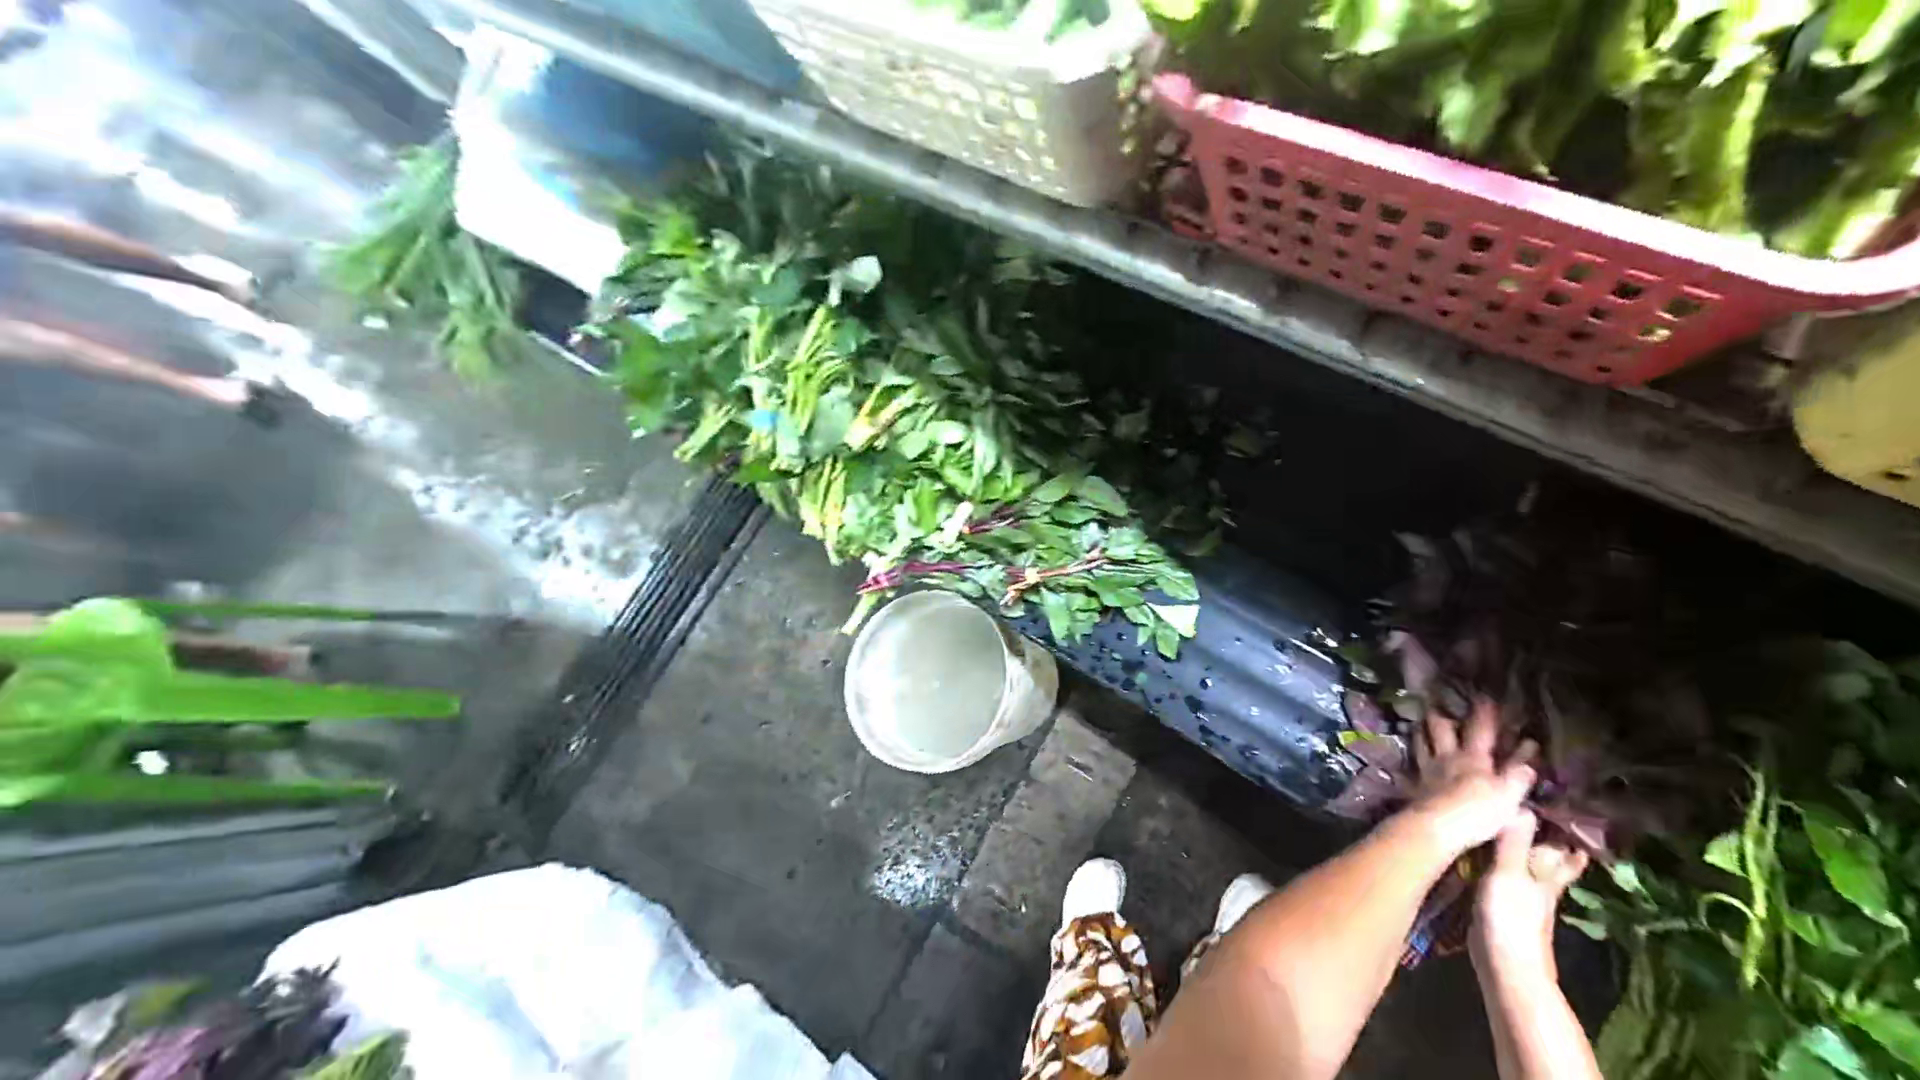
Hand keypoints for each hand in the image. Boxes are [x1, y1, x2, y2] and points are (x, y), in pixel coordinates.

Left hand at [1403, 698, 1536, 856]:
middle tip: (1438, 702)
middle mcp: (1448, 757)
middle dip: (1442, 714)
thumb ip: (1517, 777)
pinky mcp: (1417, 782)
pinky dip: (1416, 752)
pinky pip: (1415, 760)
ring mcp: (1429, 768)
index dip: (1484, 713)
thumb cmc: (1477, 812)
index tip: (1484, 697)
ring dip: (1423, 729)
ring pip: (1423, 740)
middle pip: (1441, 728)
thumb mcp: (1508, 797)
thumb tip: (1527, 762)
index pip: (1480, 730)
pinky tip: (1415, 753)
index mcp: (1473, 758)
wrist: (1436, 826)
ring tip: (1421, 722)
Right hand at [1470, 811, 1589, 981]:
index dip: (1568, 823)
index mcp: (1548, 872)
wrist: (1504, 964)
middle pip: (1550, 850)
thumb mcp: (1509, 875)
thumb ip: (1513, 842)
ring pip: (1528, 858)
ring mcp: (1523, 890)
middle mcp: (1541, 878)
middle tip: (1532, 799)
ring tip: (1504, 812)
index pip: (1566, 843)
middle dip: (1546, 829)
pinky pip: (1505, 867)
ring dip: (1521, 839)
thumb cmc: (1512, 918)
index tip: (1561, 797)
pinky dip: (1500, 854)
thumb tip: (1522, 803)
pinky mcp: (1502, 897)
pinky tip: (1484, 845)